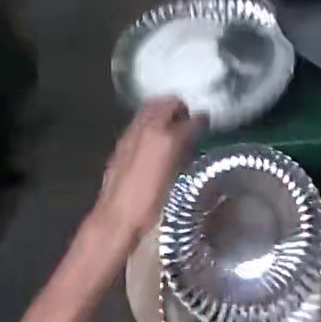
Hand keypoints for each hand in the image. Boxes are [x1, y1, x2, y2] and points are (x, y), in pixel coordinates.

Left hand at [90, 98, 198, 246]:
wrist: (116, 218)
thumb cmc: (149, 202)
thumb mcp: (174, 176)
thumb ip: (183, 149)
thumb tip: (191, 135)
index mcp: (164, 137)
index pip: (188, 117)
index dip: (200, 120)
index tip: (205, 124)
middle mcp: (146, 129)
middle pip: (166, 103)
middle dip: (179, 107)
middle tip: (188, 121)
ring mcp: (130, 135)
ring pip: (150, 108)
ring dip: (163, 112)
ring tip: (173, 128)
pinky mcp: (121, 144)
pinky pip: (139, 122)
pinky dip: (151, 122)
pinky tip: (156, 140)